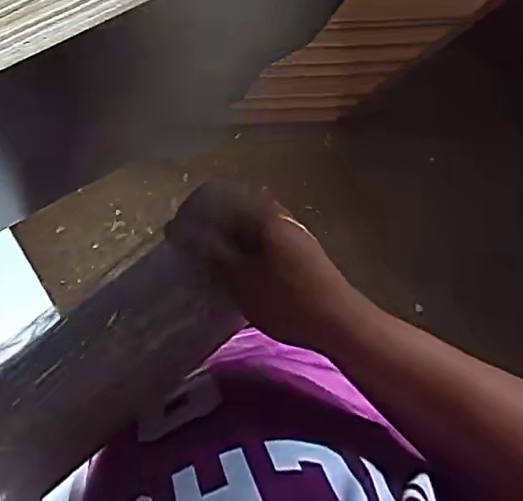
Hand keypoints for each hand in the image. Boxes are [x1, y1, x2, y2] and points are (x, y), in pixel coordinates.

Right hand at [165, 181, 371, 349]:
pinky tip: (236, 269)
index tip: (176, 236)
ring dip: (224, 236)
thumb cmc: (288, 300)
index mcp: (259, 211)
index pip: (211, 195)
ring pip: (244, 221)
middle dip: (205, 224)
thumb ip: (207, 251)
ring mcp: (289, 228)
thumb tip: (178, 231)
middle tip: (191, 248)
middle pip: (228, 205)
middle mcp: (274, 211)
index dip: (188, 213)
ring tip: (211, 261)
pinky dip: (241, 246)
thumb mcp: (239, 279)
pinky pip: (259, 234)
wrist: (346, 327)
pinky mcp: (298, 247)